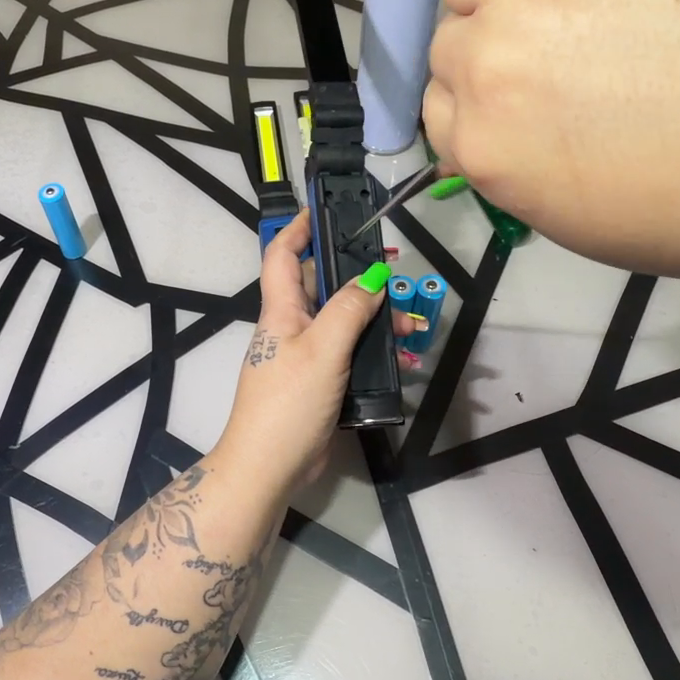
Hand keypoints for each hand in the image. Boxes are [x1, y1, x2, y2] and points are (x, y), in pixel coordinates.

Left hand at [216, 211, 392, 489]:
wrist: (268, 468)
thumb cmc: (288, 402)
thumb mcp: (322, 350)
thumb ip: (348, 310)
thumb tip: (373, 277)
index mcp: (281, 310)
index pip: (283, 256)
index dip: (299, 229)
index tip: (325, 211)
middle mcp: (290, 328)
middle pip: (323, 288)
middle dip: (358, 278)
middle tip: (396, 271)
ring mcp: (304, 357)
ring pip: (342, 324)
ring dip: (374, 321)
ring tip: (410, 329)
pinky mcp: (319, 384)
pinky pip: (349, 356)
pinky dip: (374, 354)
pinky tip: (403, 360)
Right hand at [424, 0, 679, 307]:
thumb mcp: (588, 221)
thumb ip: (521, 164)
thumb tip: (511, 120)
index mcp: (487, 149)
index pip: (438, 109)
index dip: (483, 105)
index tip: (528, 104)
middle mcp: (488, 59)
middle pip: (450, 36)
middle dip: (495, 47)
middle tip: (571, 50)